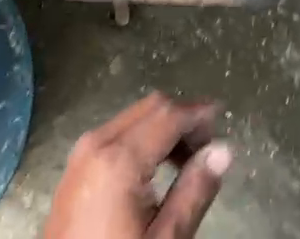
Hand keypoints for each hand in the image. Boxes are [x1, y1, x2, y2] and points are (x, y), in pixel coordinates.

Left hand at [43, 93, 233, 238]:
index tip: (224, 121)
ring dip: (163, 129)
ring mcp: (82, 151)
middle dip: (182, 119)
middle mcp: (97, 141)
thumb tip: (222, 151)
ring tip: (187, 164)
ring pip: (133, 117)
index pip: (168, 114)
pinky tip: (155, 170)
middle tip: (207, 150)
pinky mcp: (76, 164)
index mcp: (120, 159)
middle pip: (150, 107)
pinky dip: (141, 139)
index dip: (199, 113)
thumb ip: (194, 191)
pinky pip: (116, 133)